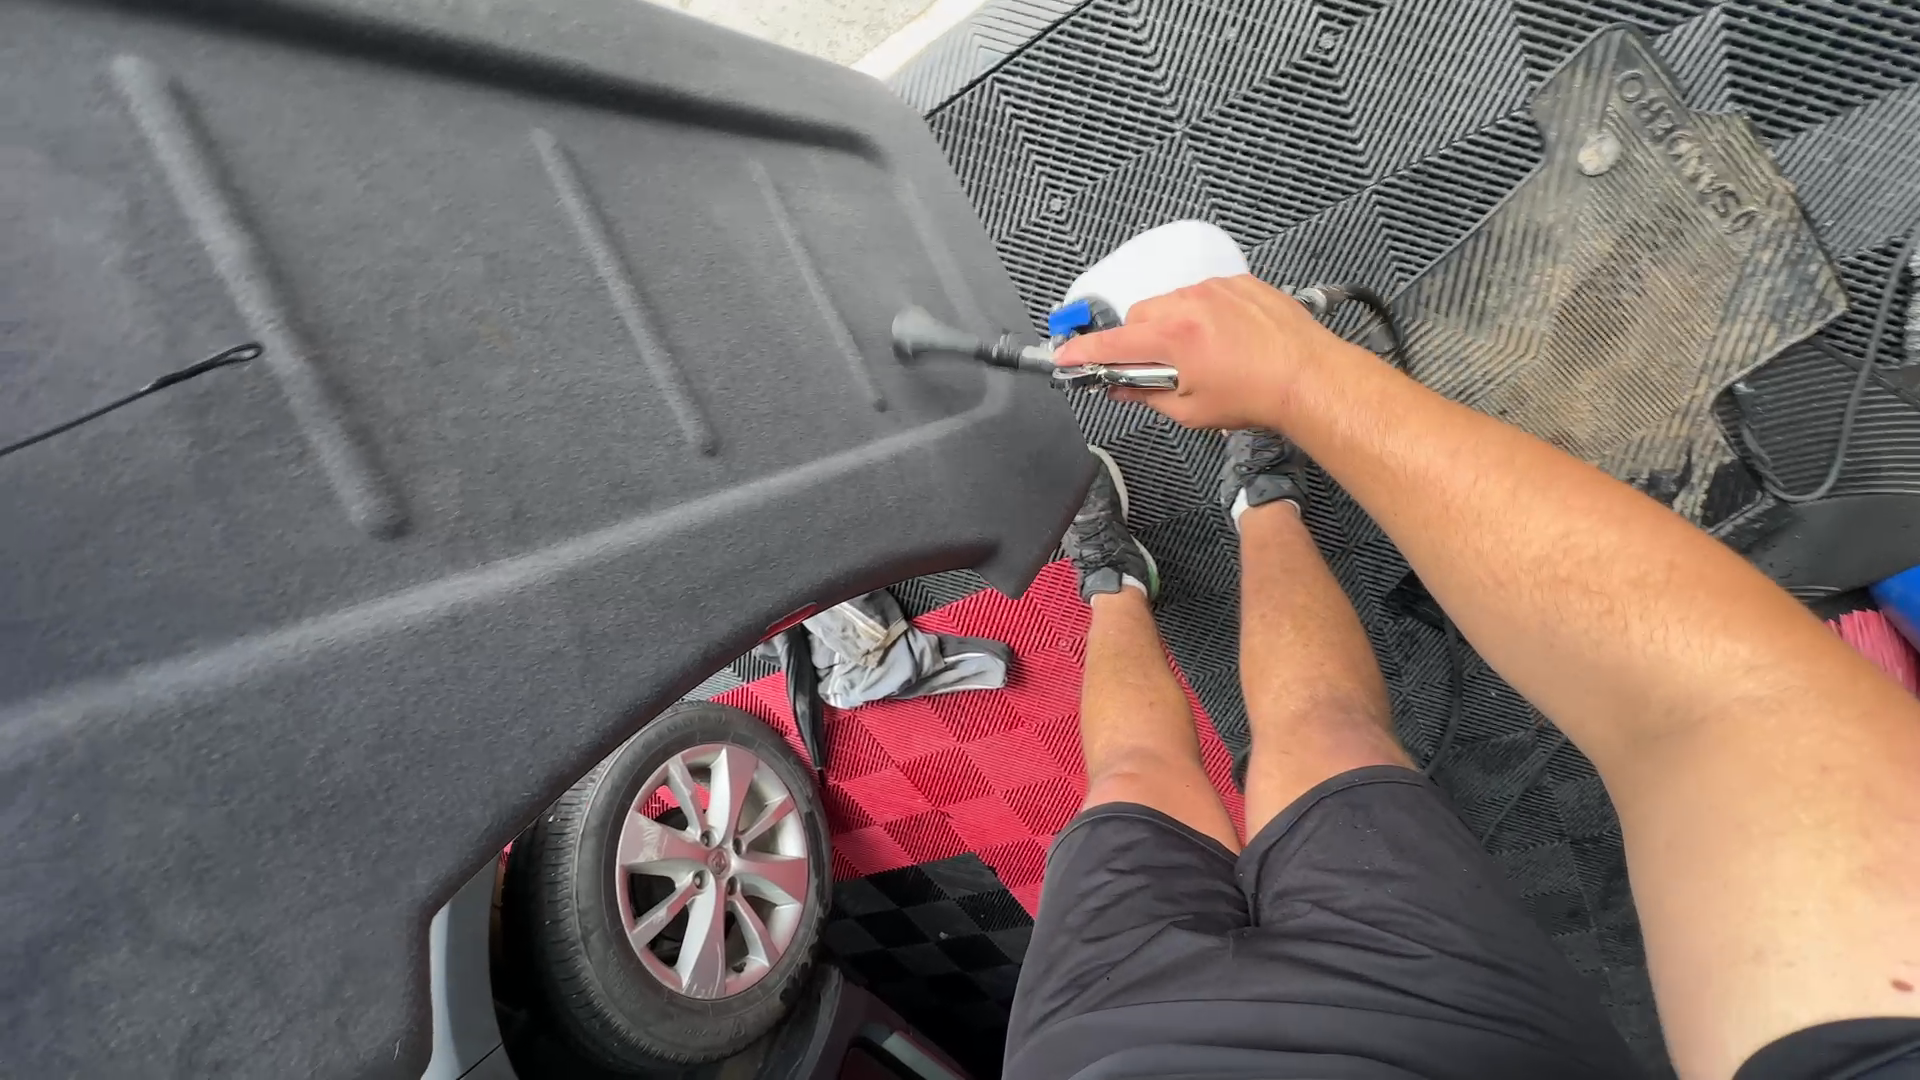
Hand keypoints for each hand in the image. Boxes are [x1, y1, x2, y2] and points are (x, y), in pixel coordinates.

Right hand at [1053, 275, 1362, 430]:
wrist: (1308, 378)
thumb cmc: (1255, 396)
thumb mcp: (1189, 410)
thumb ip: (1144, 395)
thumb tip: (1120, 387)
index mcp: (1174, 338)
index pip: (1111, 344)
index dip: (1082, 352)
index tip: (1064, 356)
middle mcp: (1191, 304)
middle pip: (1138, 318)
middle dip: (1137, 342)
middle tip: (1154, 369)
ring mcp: (1217, 288)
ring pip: (1169, 304)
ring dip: (1168, 327)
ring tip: (1196, 356)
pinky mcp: (1239, 283)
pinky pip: (1202, 294)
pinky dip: (1199, 315)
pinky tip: (1220, 340)